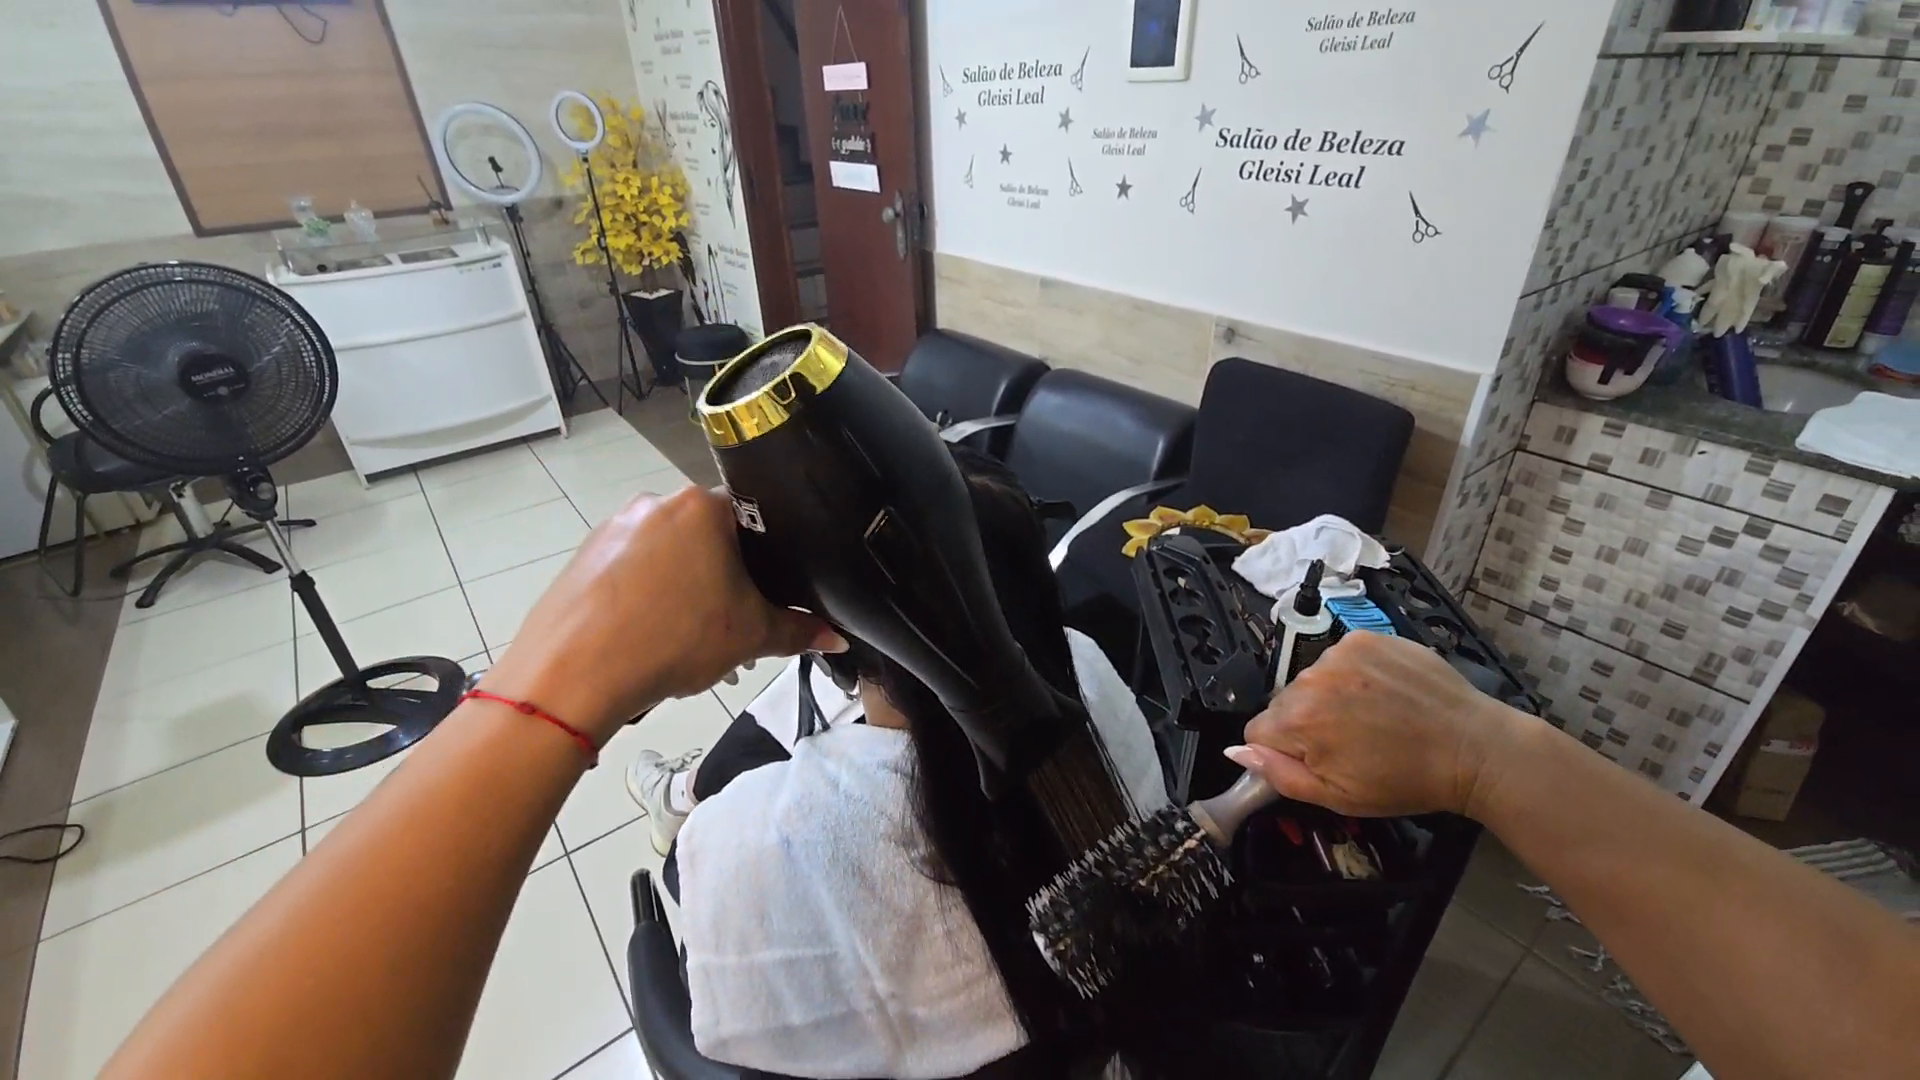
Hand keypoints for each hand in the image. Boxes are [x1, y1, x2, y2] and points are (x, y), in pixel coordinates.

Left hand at [483, 485, 842, 743]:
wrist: (572, 676)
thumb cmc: (672, 640)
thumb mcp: (750, 636)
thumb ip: (799, 631)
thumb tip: (838, 637)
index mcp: (702, 506)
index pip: (755, 513)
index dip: (770, 553)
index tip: (769, 588)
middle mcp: (656, 503)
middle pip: (709, 533)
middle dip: (725, 573)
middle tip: (730, 620)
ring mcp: (613, 527)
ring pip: (669, 551)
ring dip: (686, 584)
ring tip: (686, 636)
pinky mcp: (584, 555)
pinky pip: (632, 567)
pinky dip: (647, 593)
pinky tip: (648, 633)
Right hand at [1228, 631, 1527, 817]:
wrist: (1475, 748)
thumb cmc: (1405, 781)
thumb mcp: (1338, 798)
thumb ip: (1279, 775)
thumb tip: (1235, 753)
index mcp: (1298, 721)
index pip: (1258, 732)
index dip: (1284, 751)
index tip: (1320, 760)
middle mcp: (1309, 679)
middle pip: (1284, 704)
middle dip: (1306, 723)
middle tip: (1351, 742)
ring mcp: (1339, 654)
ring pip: (1310, 680)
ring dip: (1329, 697)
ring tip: (1372, 716)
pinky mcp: (1365, 638)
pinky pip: (1338, 658)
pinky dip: (1353, 674)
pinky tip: (1382, 692)